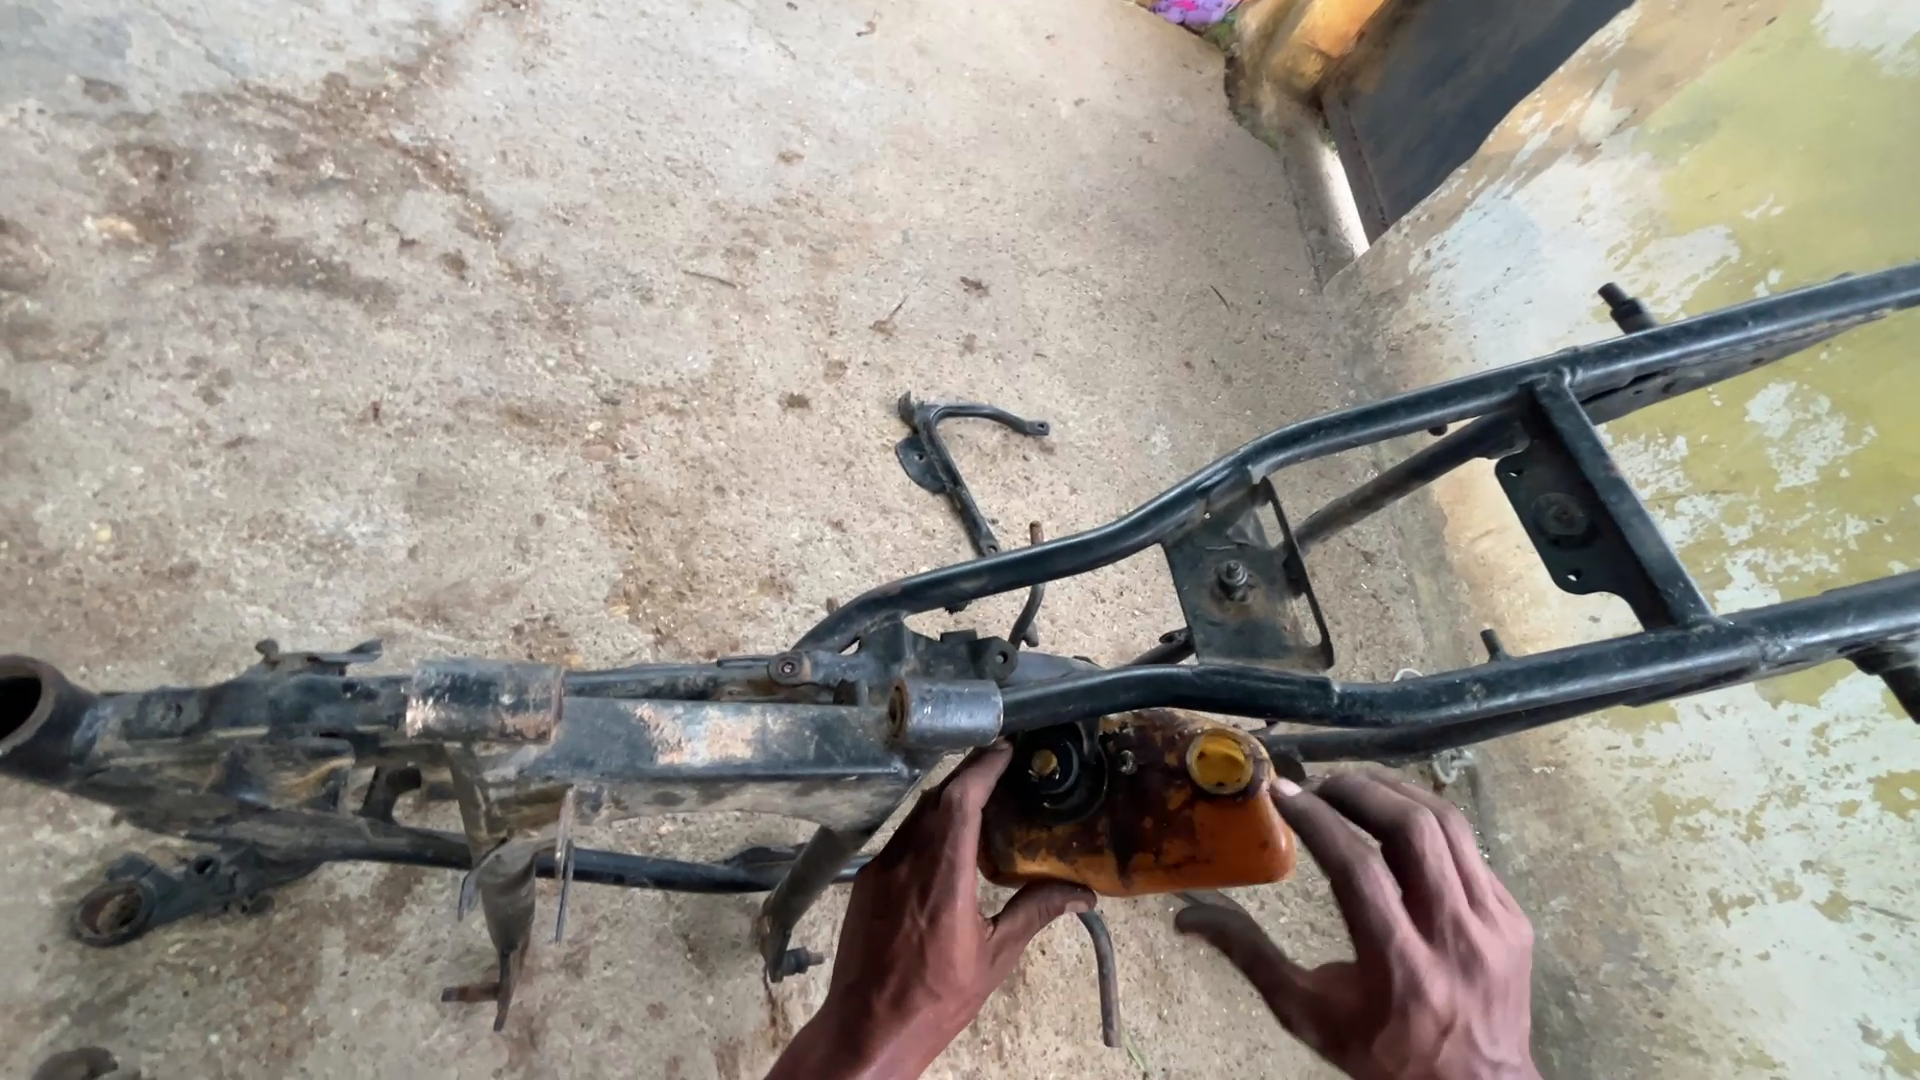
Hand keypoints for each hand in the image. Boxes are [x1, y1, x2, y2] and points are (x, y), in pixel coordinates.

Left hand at [770, 742, 1094, 1079]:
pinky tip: (945, 834)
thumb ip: (1035, 913)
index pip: (960, 802)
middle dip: (969, 772)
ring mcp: (881, 868)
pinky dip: (927, 822)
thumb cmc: (936, 999)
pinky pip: (901, 835)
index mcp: (943, 878)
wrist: (867, 1029)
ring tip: (979, 790)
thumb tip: (1083, 894)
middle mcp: (907, 862)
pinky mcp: (866, 878)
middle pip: (937, 796)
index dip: (982, 768)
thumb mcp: (994, 958)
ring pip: (917, 812)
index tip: (1005, 749)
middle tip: (1000, 761)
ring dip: (948, 795)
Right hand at [1176, 771, 1537, 1079]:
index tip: (1281, 792)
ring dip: (1393, 791)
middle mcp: (1454, 936)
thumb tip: (1187, 916)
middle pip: (1412, 829)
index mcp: (1399, 964)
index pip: (1356, 866)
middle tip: (1318, 784)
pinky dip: (1424, 818)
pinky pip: (1469, 845)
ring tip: (1352, 787)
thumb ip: (1249, 956)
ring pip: (1448, 824)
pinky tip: (1393, 818)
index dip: (1315, 819)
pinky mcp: (1513, 917)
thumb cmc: (1383, 1055)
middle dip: (1357, 790)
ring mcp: (1495, 924)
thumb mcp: (1307, 1015)